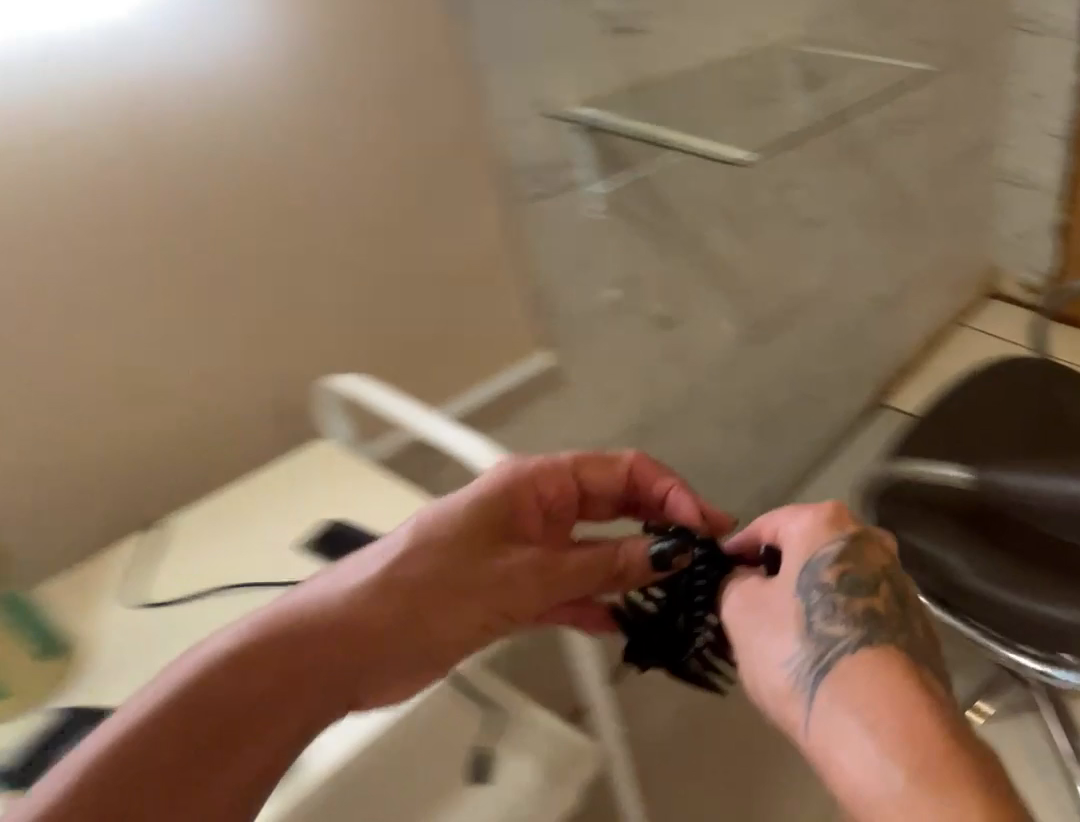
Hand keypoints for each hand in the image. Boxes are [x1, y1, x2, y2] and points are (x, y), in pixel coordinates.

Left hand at [265, 450, 732, 709]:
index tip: (703, 525)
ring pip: (599, 547)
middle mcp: (538, 507)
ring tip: (675, 587)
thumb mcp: (526, 578)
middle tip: (703, 553)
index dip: (671, 493)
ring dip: (634, 566)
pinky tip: (623, 622)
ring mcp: (526, 548)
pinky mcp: (512, 588)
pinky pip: (573, 585)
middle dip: (661, 525)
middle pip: (617, 505)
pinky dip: (599, 600)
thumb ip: (605, 565)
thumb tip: (672, 553)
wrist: (331, 652)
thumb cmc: (421, 594)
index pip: (625, 471)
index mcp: (538, 482)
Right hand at [717, 502, 949, 741]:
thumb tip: (743, 578)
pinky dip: (843, 621)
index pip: (770, 523)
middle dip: (780, 572)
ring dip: (813, 597)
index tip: (721, 571)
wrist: (881, 716)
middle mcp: (870, 538)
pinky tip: (826, 655)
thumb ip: (735, 583)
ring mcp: (898, 576)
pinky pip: (865, 609)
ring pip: (840, 578)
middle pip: (811, 547)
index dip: (740, 547)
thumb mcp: (743, 614)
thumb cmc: (801, 650)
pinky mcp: (914, 616)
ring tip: (786, 636)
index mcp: (828, 522)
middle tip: (750, 606)